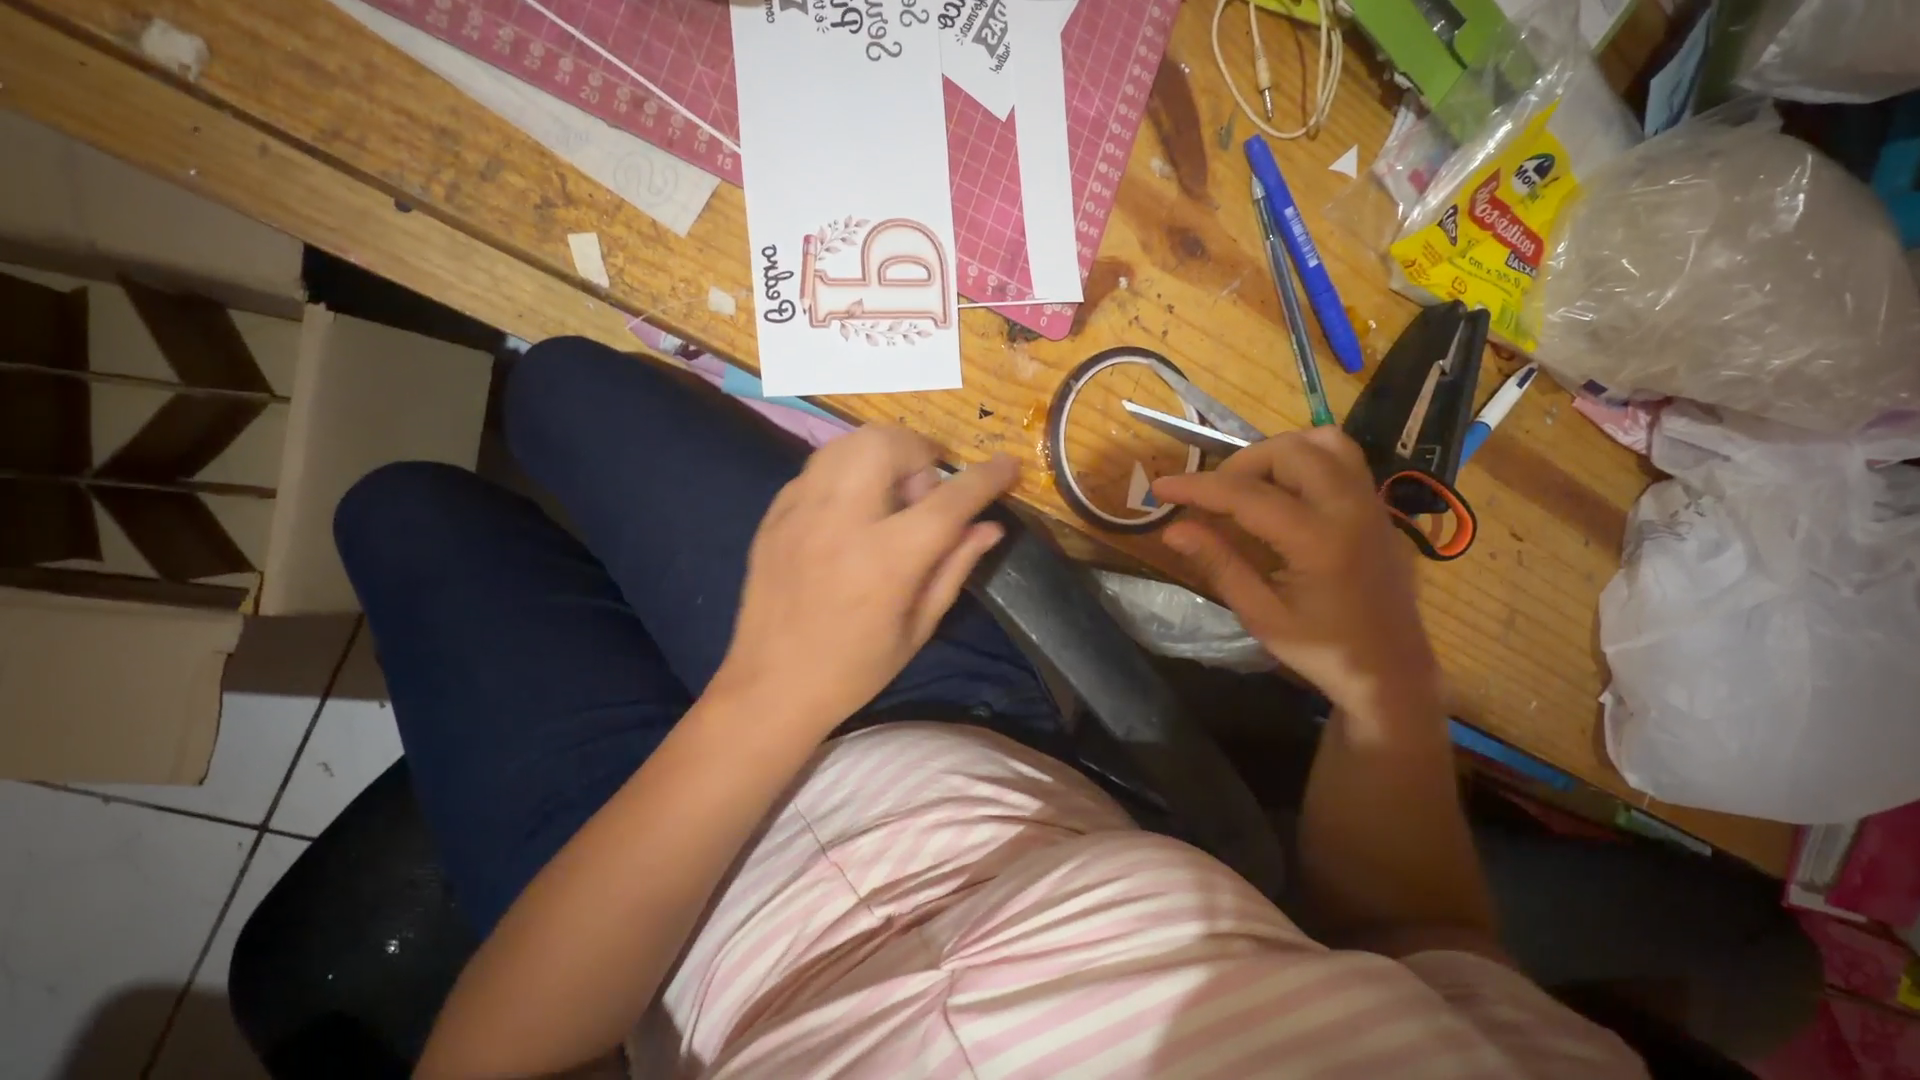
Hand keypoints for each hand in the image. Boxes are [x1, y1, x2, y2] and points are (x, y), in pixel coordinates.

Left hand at [711, 426, 1017, 727]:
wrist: (772, 687)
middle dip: (921, 452)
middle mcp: (841, 521)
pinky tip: (850, 511)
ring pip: (847, 443)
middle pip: (887, 444)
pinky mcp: (774, 514)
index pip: (948, 500)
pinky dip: (845, 474)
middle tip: (927, 489)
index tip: (1008, 464)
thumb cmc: (855, 668)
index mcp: (886, 559)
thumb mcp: (918, 627)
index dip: (986, 477)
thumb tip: (990, 526)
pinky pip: (818, 468)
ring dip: (881, 454)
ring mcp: (800, 511)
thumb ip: (955, 567)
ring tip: (888, 493)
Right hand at [1150, 427, 1438, 720]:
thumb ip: (1220, 564)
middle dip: (1241, 464)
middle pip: (1289, 452)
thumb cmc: (1322, 652)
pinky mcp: (1381, 511)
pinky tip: (1287, 496)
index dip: (1197, 487)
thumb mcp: (1262, 616)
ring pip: (1324, 443)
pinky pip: (1345, 462)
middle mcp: (1351, 509)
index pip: (1246, 494)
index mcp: (1319, 541)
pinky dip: (1308, 462)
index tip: (1160, 487)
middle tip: (1214, 497)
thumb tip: (1173, 529)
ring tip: (1251, 485)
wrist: (1393, 674)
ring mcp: (1373, 505)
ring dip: (1279, 454)